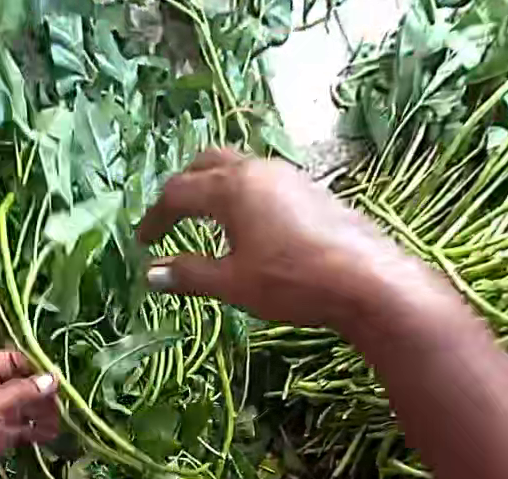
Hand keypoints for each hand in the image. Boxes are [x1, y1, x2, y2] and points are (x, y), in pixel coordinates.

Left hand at [0, 350, 59, 478]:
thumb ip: (23, 390)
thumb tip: (53, 379)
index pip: (9, 360)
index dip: (31, 365)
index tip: (54, 376)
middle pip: (20, 385)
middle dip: (41, 393)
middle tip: (61, 402)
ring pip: (24, 408)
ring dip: (42, 413)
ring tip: (57, 421)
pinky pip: (23, 429)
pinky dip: (36, 430)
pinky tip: (50, 434)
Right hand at [135, 148, 437, 332]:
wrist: (364, 280)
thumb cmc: (292, 282)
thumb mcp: (234, 284)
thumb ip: (190, 275)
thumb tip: (151, 274)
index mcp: (231, 188)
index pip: (178, 193)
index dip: (155, 219)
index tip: (143, 244)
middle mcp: (258, 170)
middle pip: (207, 165)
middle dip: (183, 189)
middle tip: (171, 219)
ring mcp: (288, 177)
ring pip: (239, 169)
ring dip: (214, 189)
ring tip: (206, 221)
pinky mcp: (310, 191)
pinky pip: (264, 183)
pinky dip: (242, 197)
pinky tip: (250, 227)